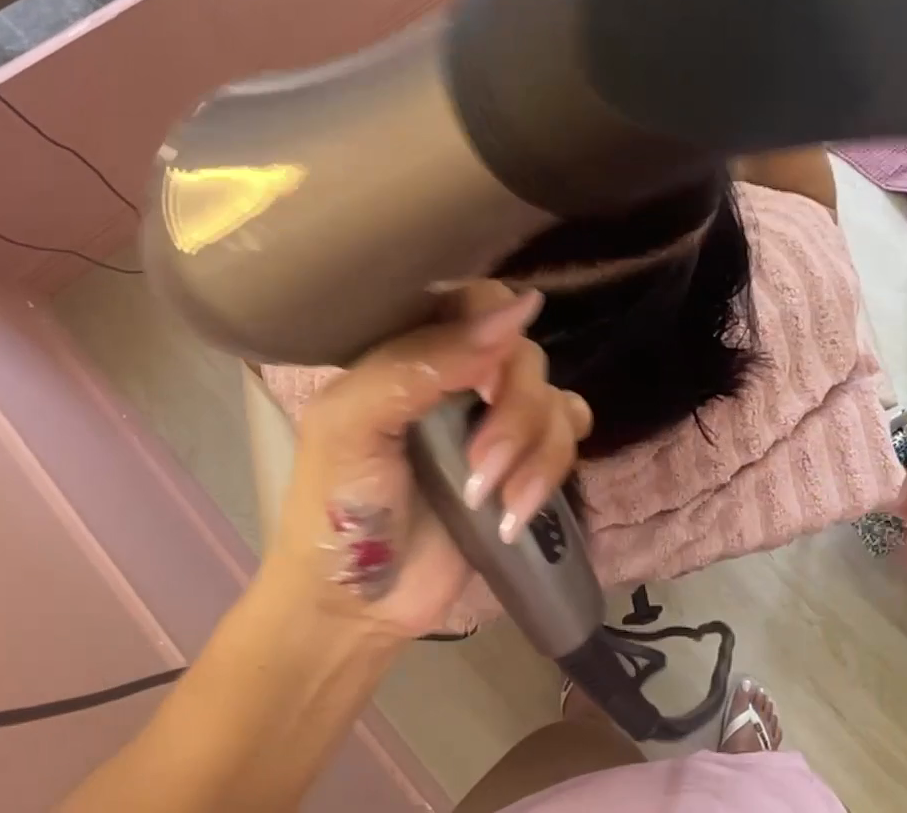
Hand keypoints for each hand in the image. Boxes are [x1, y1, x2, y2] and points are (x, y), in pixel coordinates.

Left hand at [258, 282, 590, 642]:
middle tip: (480, 469)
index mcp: (411, 351)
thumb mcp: (352, 422)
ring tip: (496, 506)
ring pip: (555, 400)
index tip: (488, 380)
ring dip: (534, 456)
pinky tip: (518, 510)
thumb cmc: (336, 506)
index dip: (496, 328)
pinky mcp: (523, 462)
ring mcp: (494, 420)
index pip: (475, 301)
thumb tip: (520, 310)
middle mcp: (461, 376)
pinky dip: (553, 469)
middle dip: (514, 416)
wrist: (354, 605)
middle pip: (526, 357)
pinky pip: (569, 435)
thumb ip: (424, 361)